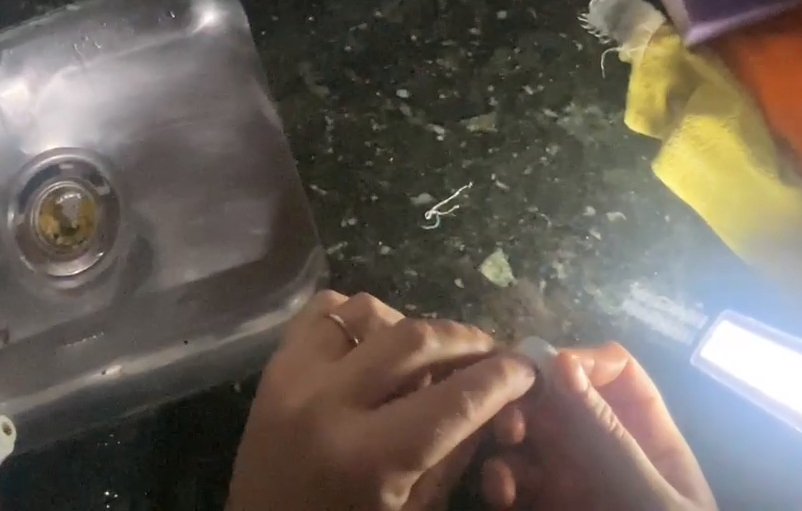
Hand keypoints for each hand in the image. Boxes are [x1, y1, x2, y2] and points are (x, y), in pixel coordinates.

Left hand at [227, 291, 537, 510]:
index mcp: (365, 458)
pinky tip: (374, 343)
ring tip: (426, 355)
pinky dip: (359, 316)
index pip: (451, 402)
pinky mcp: (275, 361)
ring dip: (409, 327)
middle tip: (490, 352)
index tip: (526, 367)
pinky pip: (326, 309)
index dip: (498, 380)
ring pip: (369, 311)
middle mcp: (327, 402)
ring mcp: (293, 373)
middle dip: (464, 341)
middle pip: (414, 341)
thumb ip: (453, 453)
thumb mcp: (412, 510)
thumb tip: (495, 398)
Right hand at [480, 344, 713, 510]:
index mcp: (649, 439)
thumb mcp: (650, 503)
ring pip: (532, 433)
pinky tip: (499, 492)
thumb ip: (607, 436)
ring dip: (508, 436)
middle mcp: (606, 450)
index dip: (582, 361)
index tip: (547, 372)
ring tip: (501, 461)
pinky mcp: (546, 509)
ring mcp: (575, 482)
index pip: (616, 371)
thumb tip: (562, 362)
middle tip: (508, 415)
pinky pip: (516, 478)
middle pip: (562, 394)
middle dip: (529, 396)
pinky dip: (501, 477)